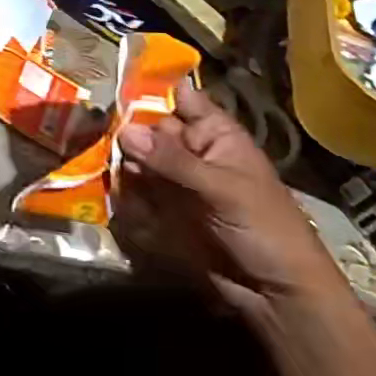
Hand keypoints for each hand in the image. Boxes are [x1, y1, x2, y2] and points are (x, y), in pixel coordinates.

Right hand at [116, 82, 343, 317]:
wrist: (277, 294)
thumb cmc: (264, 227)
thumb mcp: (221, 188)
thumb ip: (172, 160)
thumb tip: (125, 131)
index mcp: (214, 133)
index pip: (179, 97)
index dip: (151, 87)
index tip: (115, 81)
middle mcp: (192, 150)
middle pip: (152, 127)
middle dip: (127, 127)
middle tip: (97, 130)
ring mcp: (177, 180)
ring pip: (140, 157)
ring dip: (122, 160)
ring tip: (101, 162)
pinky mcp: (165, 209)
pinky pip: (138, 190)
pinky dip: (125, 189)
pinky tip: (115, 190)